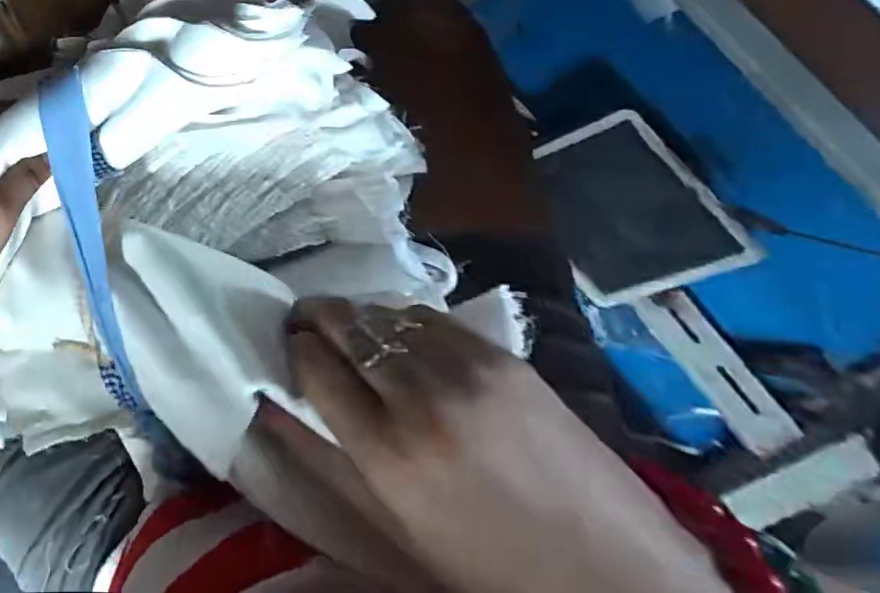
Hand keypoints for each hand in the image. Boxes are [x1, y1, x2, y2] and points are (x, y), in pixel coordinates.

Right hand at [257, 298, 724, 592]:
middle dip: (314, 317)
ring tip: (356, 336)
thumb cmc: (487, 566)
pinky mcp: (500, 353)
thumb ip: (321, 460)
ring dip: (357, 319)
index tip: (289, 350)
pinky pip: (427, 316)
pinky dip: (401, 322)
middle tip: (306, 325)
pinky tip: (403, 341)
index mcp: (387, 455)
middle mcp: (420, 397)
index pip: (314, 364)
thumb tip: (267, 404)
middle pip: (343, 322)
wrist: (612, 568)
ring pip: (382, 312)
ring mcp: (465, 366)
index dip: (293, 349)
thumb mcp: (393, 529)